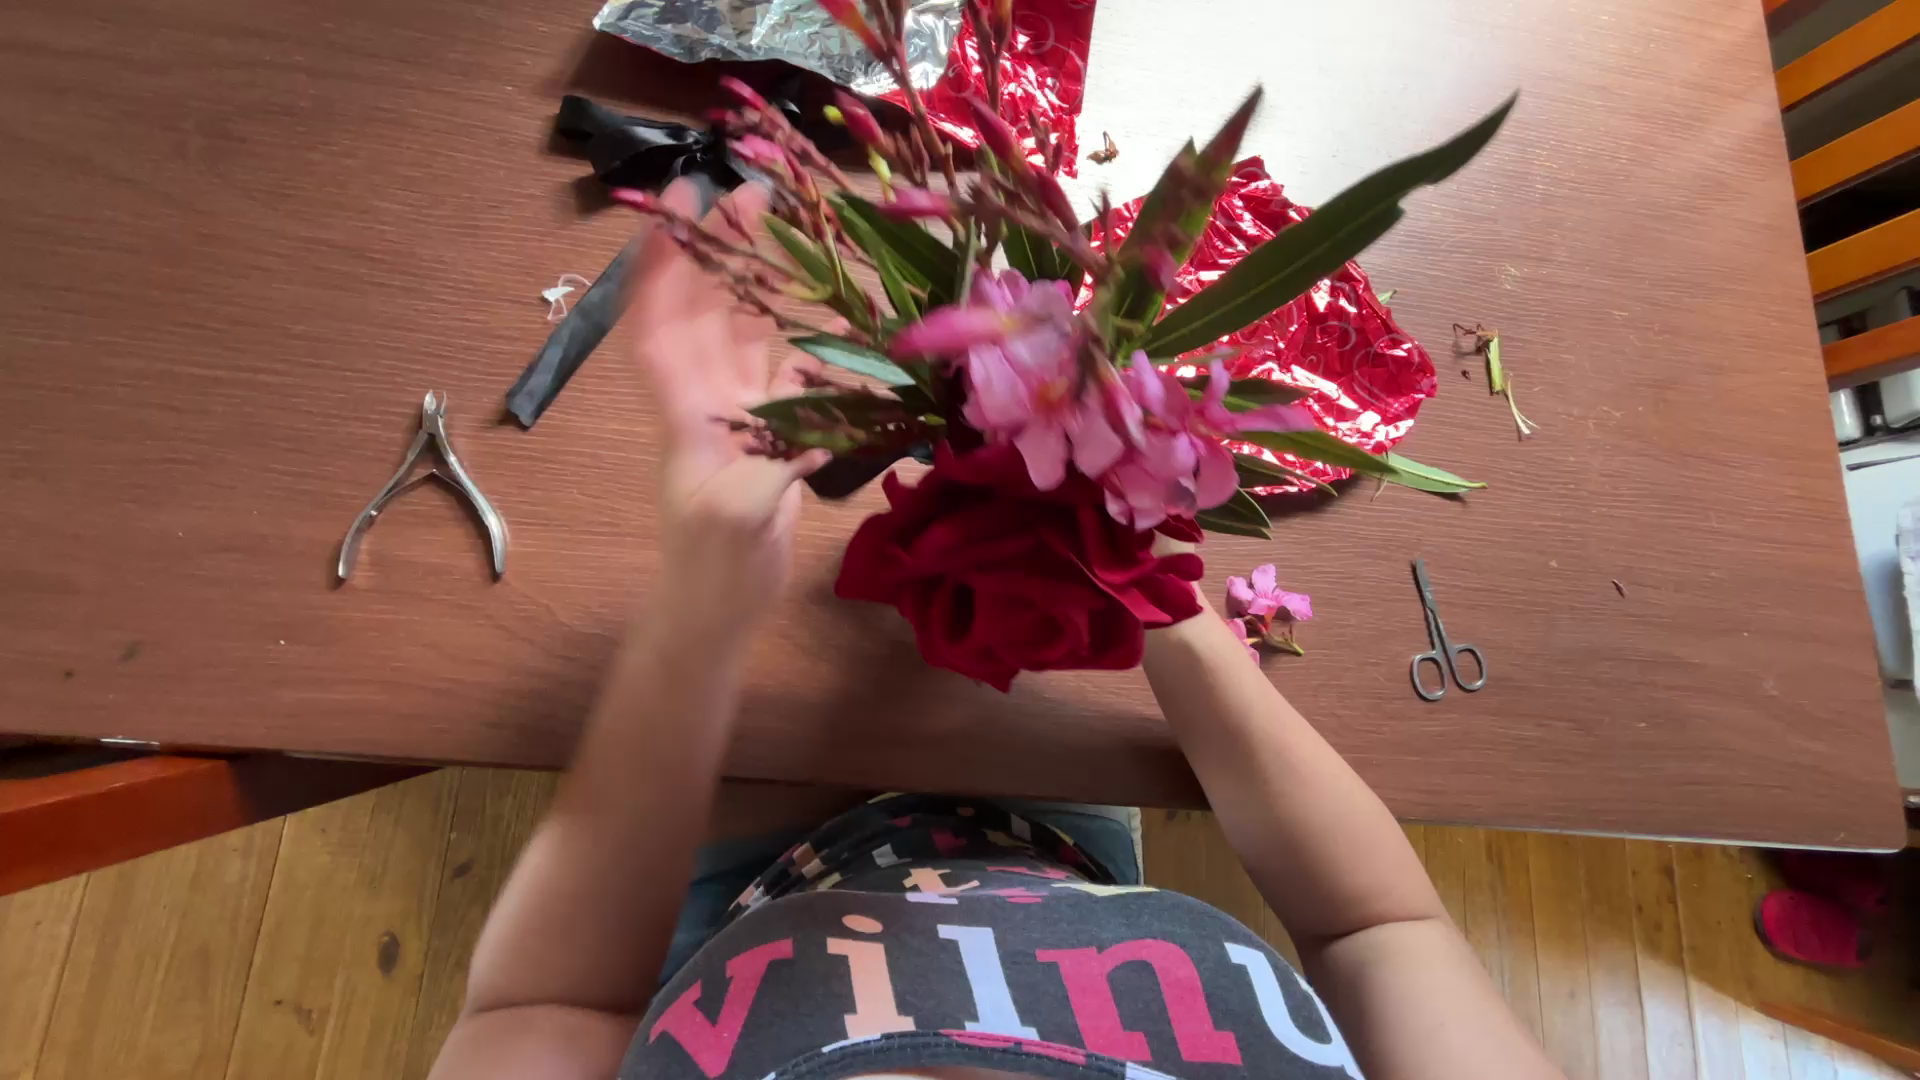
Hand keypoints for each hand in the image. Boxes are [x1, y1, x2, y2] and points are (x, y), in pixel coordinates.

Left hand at [631, 178, 829, 628]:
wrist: (720, 606)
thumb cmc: (712, 569)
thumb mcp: (735, 523)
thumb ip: (768, 477)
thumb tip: (814, 441)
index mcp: (685, 414)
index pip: (660, 326)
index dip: (662, 267)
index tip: (677, 209)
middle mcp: (707, 402)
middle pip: (708, 314)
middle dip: (723, 257)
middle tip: (753, 200)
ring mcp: (740, 417)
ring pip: (747, 338)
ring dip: (764, 291)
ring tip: (792, 240)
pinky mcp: (771, 437)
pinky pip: (787, 378)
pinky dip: (806, 348)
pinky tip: (832, 324)